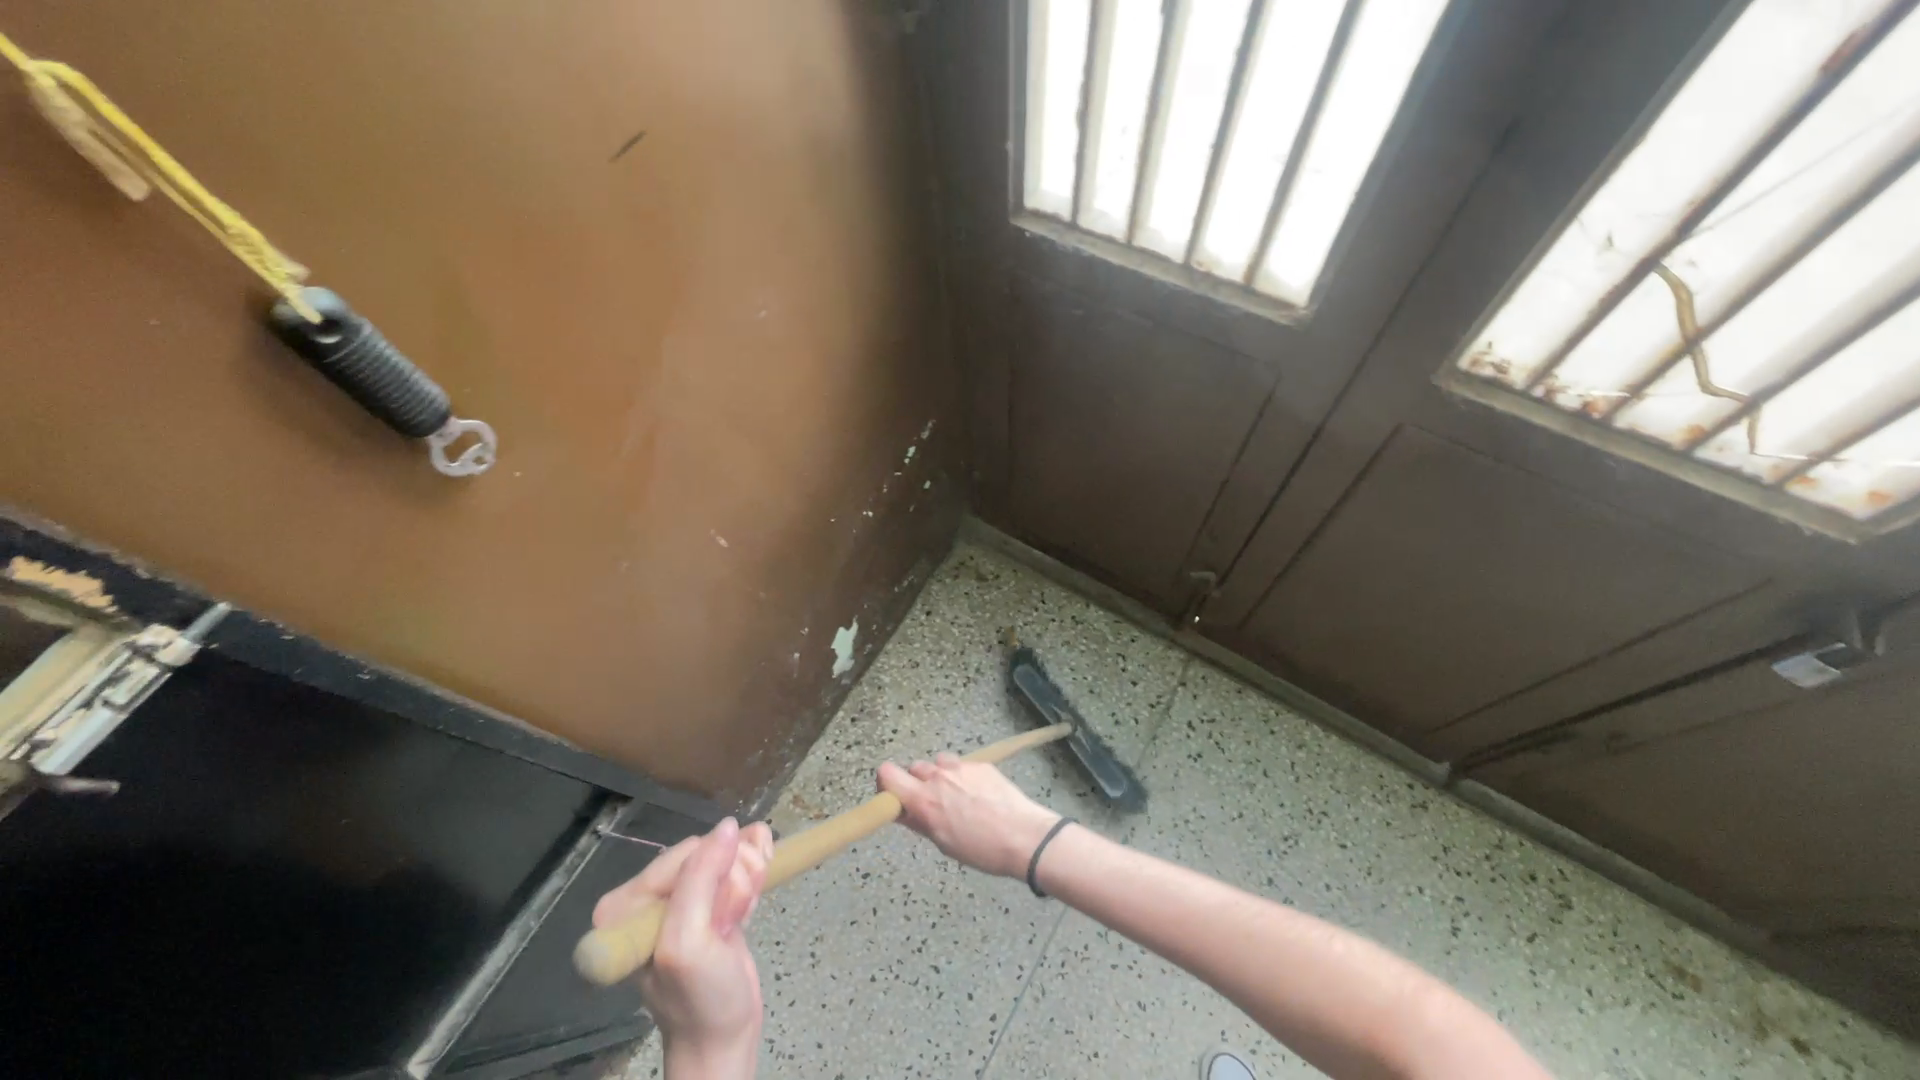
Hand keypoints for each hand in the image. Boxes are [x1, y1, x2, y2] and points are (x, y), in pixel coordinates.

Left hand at [593, 818, 774, 1078]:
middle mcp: (648, 894)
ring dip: (746, 880)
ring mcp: (680, 894)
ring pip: (729, 852)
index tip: (721, 917)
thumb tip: (730, 825)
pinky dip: (755, 873)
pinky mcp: (708, 895)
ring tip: (738, 918)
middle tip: (731, 920)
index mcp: (626, 903)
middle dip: (734, 879)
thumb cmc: (702, 1000)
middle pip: (709, 849)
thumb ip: (700, 880)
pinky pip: (740, 855)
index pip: (686, 851)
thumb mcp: (690, 943)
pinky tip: (749, 904)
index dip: (717, 875)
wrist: (724, 1035)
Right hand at [877, 753, 1061, 878]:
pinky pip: (962, 765)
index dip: (887, 785)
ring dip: (940, 777)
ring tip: (957, 797)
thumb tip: (903, 812)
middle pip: (913, 768)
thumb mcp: (943, 843)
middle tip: (931, 803)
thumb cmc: (981, 849)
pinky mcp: (981, 764)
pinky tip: (979, 795)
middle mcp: (938, 776)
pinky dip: (963, 776)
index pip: (886, 774)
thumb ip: (919, 822)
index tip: (896, 799)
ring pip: (938, 763)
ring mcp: (961, 767)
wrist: (1024, 836)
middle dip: (917, 783)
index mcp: (923, 799)